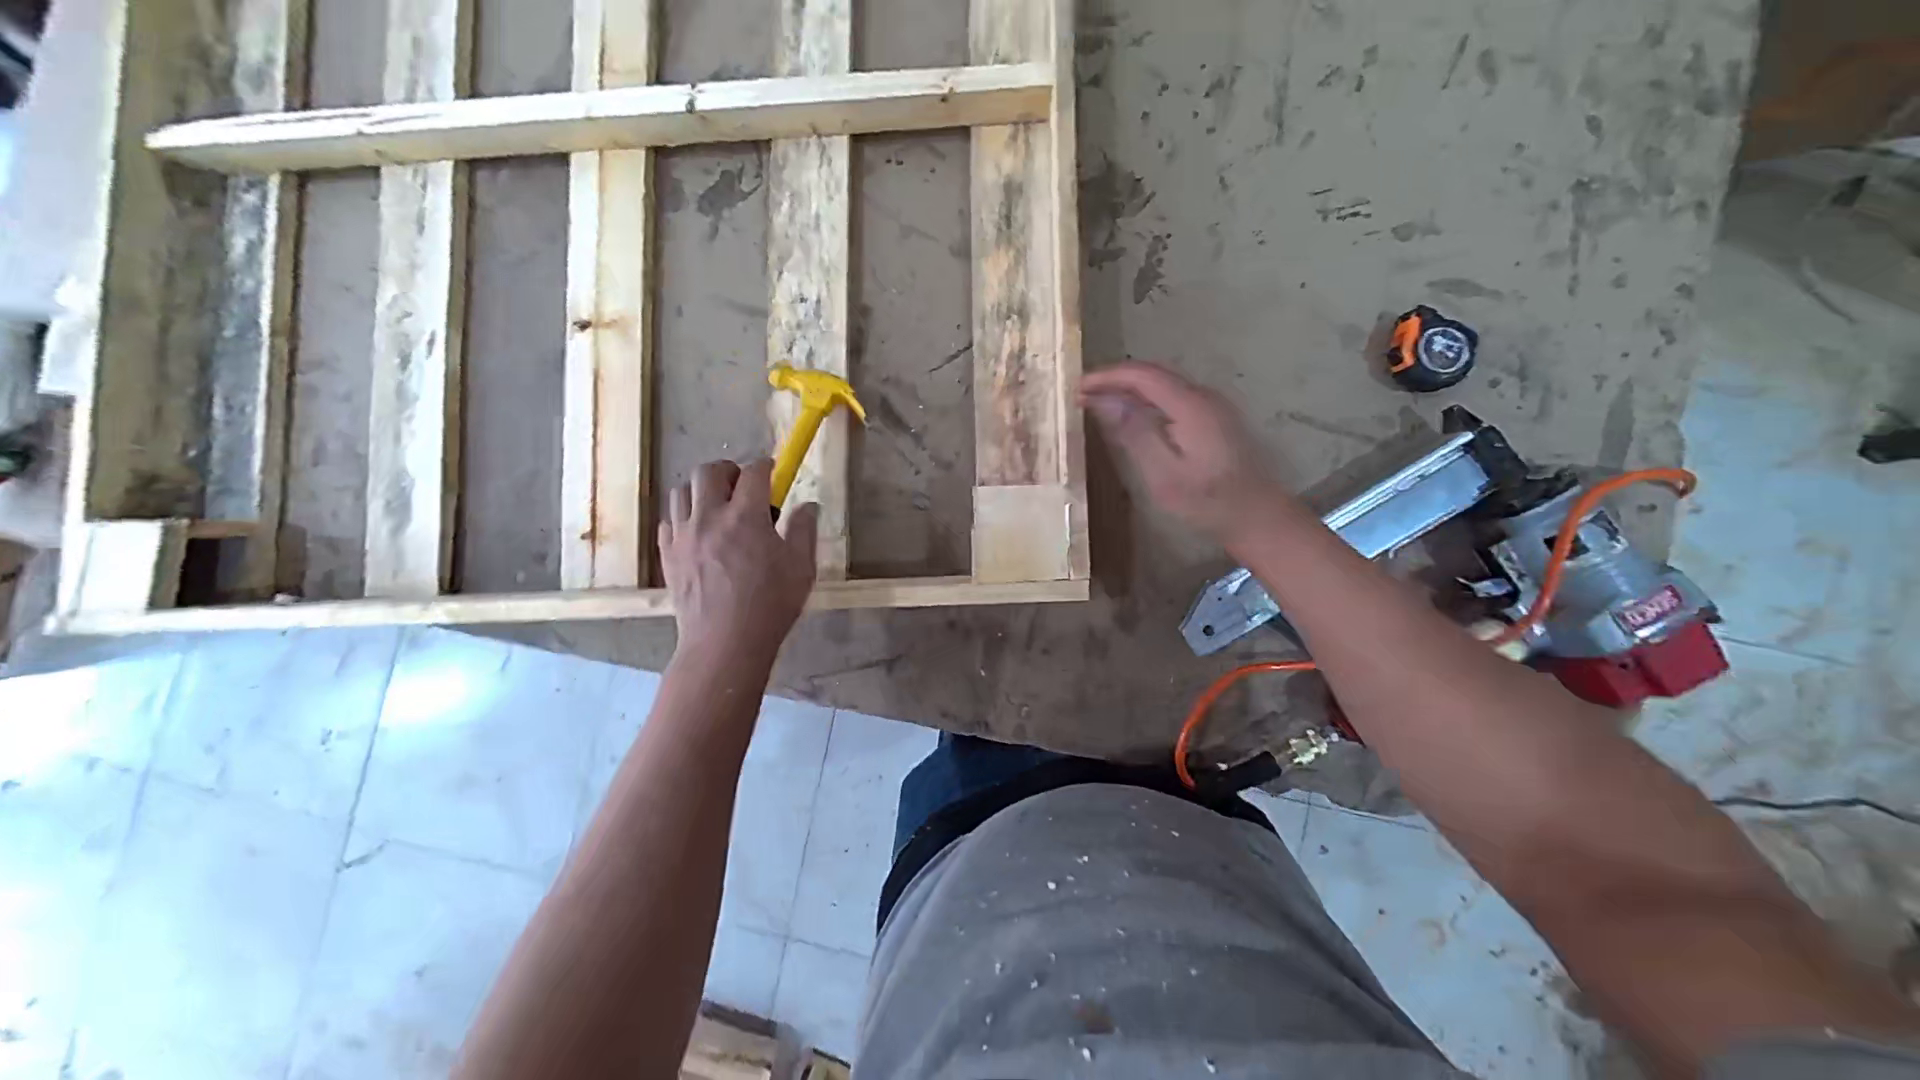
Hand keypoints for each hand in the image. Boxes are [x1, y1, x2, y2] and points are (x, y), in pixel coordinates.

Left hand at [658, 459, 818, 662]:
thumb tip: (808, 506)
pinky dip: (684, 518)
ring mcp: (683, 536)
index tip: (773, 473)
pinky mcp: (667, 555)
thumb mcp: (801, 568)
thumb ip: (804, 531)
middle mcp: (709, 517)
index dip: (766, 467)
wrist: (724, 643)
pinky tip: (700, 534)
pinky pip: (669, 521)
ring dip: (702, 492)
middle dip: (729, 471)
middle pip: (709, 470)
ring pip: (682, 491)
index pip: (754, 471)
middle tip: (743, 488)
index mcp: (746, 516)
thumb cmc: (770, 606)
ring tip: (718, 508)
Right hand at [1080, 361, 1300, 548]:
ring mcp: (1211, 406)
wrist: (1256, 515)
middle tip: (1082, 395)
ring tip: (1098, 402)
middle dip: (1115, 380)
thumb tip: (1104, 401)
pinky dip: (1145, 400)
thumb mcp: (1164, 474)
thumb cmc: (1208, 501)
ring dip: (1129, 389)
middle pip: (1153, 374)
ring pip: (1163, 385)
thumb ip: (1135, 434)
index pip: (1142, 375)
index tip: (1077, 387)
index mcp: (1191, 405)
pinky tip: (1129, 416)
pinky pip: (1172, 398)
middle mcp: (1203, 396)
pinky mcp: (1212, 419)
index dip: (1107, 376)